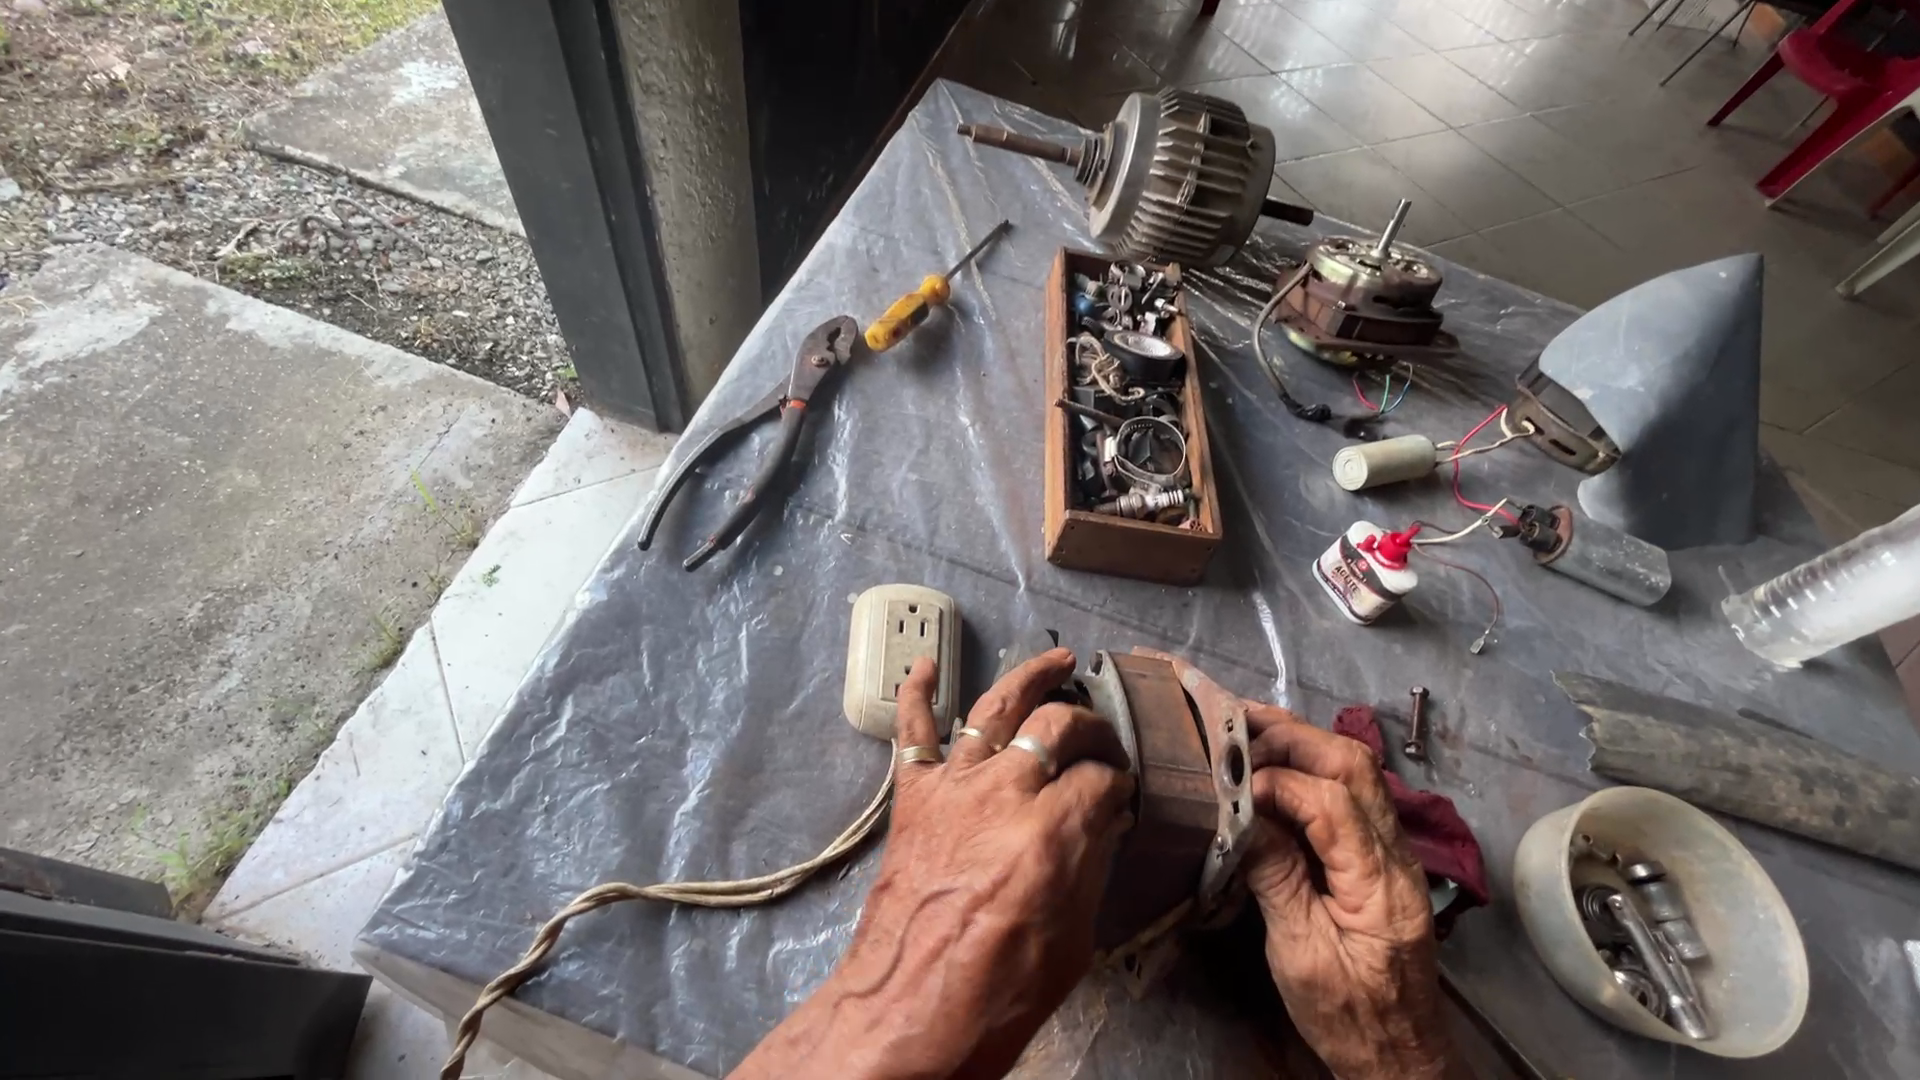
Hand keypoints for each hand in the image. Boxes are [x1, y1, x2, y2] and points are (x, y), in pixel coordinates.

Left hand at [729, 649, 1133, 1079]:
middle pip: (1055, 726)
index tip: (1121, 790)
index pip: (1100, 777)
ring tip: (1057, 660)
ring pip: (994, 708)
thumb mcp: (1073, 938)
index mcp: (1049, 832)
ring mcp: (953, 786)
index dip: (1118, 780)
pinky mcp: (914, 795)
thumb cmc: (999, 991)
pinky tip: (926, 667)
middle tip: (1102, 740)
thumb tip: (1103, 819)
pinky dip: (917, 695)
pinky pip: (913, 732)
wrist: (909, 1008)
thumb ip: (1090, 864)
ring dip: (1029, 677)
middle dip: (1090, 725)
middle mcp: (1001, 793)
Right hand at [1241, 704, 1453, 1079]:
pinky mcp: (1375, 851)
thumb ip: (1274, 876)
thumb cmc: (1346, 1016)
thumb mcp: (1299, 954)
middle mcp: (1395, 854)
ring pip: (1355, 767)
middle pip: (1353, 766)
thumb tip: (1240, 811)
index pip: (1332, 802)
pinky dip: (1305, 761)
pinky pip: (1347, 787)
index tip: (1229, 789)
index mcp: (1379, 885)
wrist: (1399, 1057)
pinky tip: (1269, 759)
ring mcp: (1391, 848)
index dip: (1276, 783)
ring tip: (1244, 729)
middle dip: (1290, 738)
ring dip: (1299, 740)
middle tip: (1232, 731)